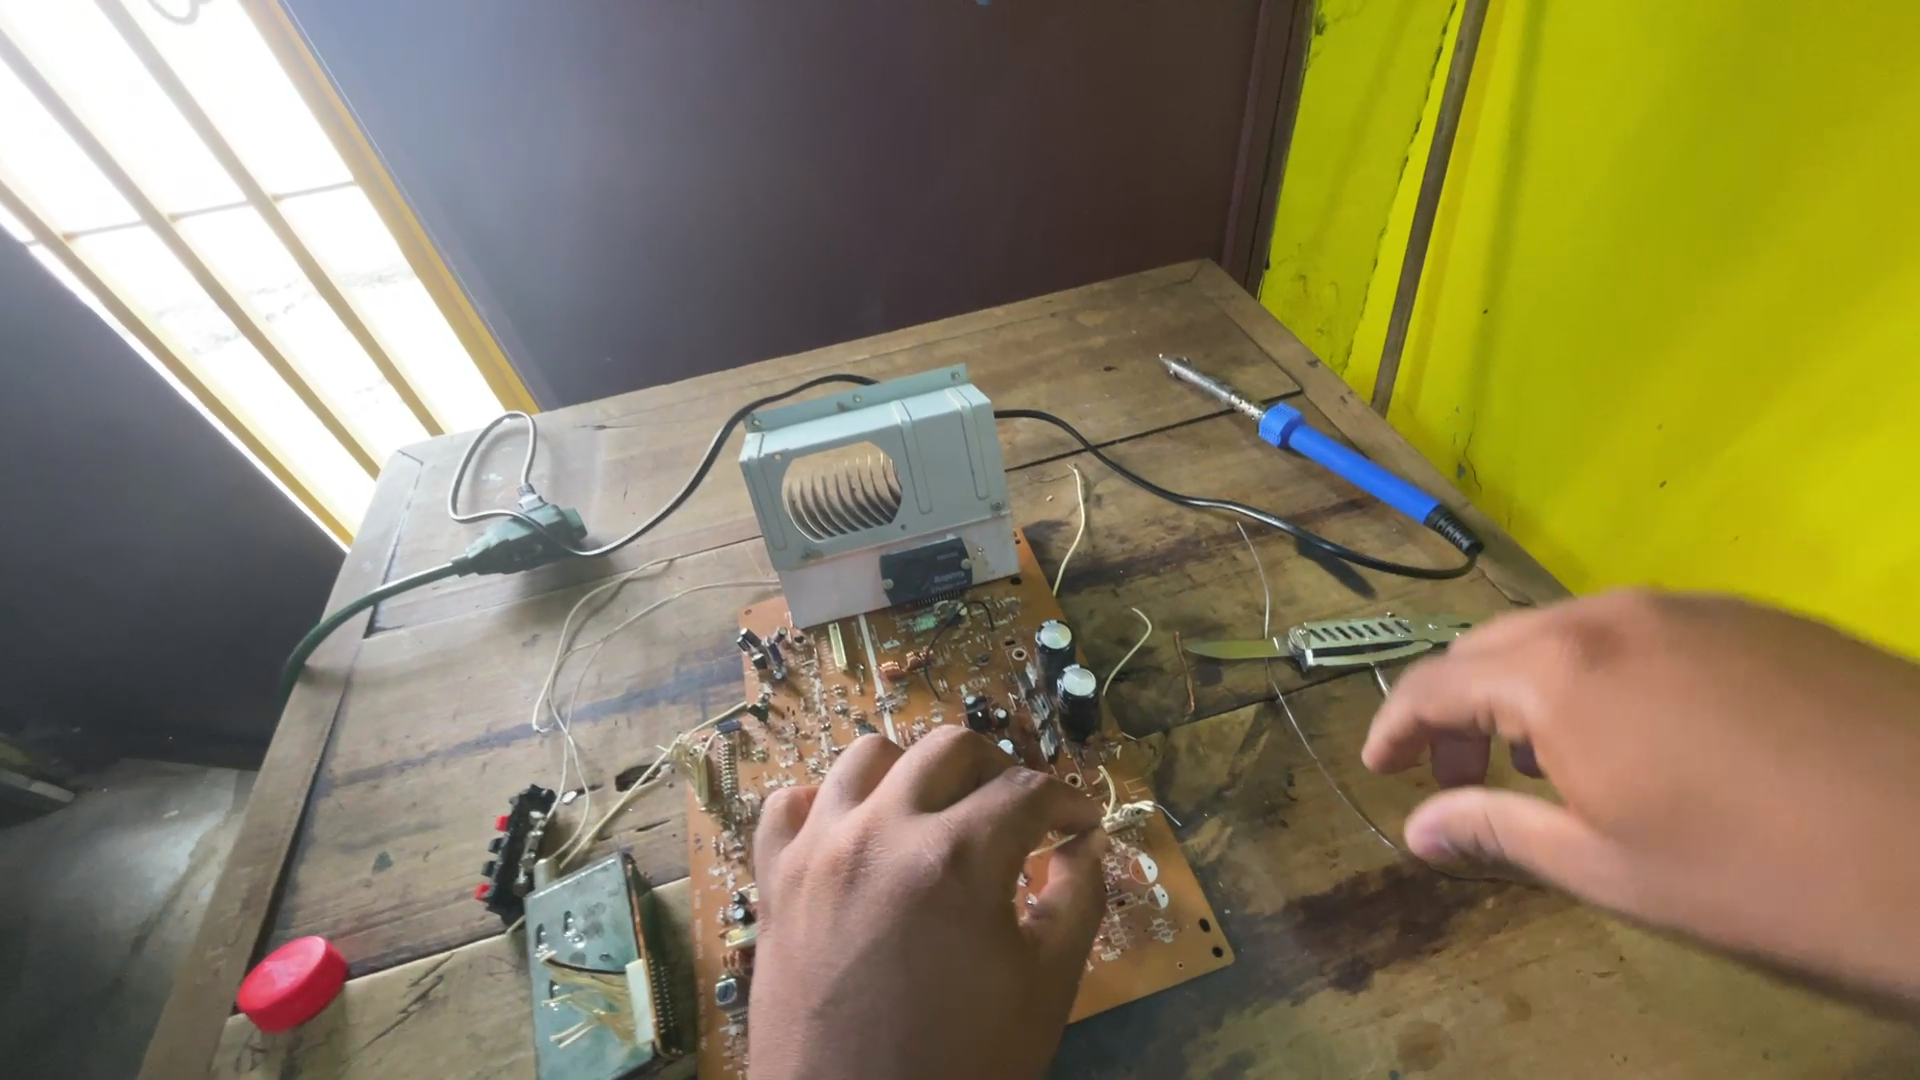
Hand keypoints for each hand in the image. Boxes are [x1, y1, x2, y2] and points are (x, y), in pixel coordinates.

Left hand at [748, 727, 1107, 1079]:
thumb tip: (1086, 840)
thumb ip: (1078, 898)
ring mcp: (818, 848)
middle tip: (1016, 812)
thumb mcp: (1046, 988)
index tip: (1079, 822)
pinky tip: (854, 833)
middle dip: (998, 769)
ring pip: (867, 756)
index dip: (1067, 801)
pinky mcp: (775, 877)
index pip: (1027, 792)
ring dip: (913, 772)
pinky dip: (825, 806)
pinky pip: (789, 806)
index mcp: (955, 858)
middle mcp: (881, 830)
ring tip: (935, 813)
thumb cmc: (962, 1064)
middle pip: (950, 747)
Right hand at [1363, 590, 1919, 1003]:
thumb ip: (1495, 831)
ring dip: (1519, 687)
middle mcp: (1603, 617)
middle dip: (1454, 708)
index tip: (1380, 766)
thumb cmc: (1775, 876)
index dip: (1393, 727)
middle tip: (1458, 773)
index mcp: (1557, 673)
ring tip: (1540, 757)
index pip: (1431, 685)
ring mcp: (1684, 607)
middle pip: (1485, 649)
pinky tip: (1631, 729)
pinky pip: (1630, 631)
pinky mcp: (1751, 617)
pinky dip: (1591, 673)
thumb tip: (1415, 830)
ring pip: (1555, 633)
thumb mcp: (1613, 869)